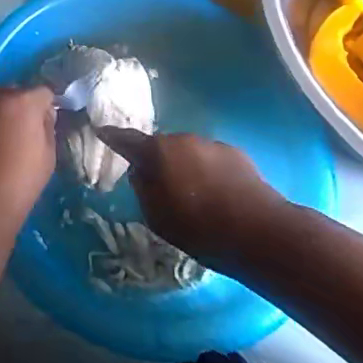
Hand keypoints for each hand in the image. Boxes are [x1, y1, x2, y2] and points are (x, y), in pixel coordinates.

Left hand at [0, 85, 55, 216]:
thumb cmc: (20, 183)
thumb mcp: (48, 157)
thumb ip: (47, 128)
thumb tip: (42, 116)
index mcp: (23, 102)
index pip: (42, 92)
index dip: (45, 107)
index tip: (43, 125)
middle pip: (13, 93)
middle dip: (18, 108)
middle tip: (18, 135)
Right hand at [97, 129, 285, 269]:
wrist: (259, 232)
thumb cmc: (200, 228)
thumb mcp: (158, 217)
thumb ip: (143, 190)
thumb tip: (139, 172)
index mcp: (158, 152)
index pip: (127, 140)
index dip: (113, 137)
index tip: (102, 131)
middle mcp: (182, 139)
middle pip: (162, 147)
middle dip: (159, 161)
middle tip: (162, 186)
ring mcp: (211, 144)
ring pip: (189, 153)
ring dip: (186, 168)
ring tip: (194, 196)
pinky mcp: (236, 154)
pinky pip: (212, 160)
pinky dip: (209, 173)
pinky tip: (218, 196)